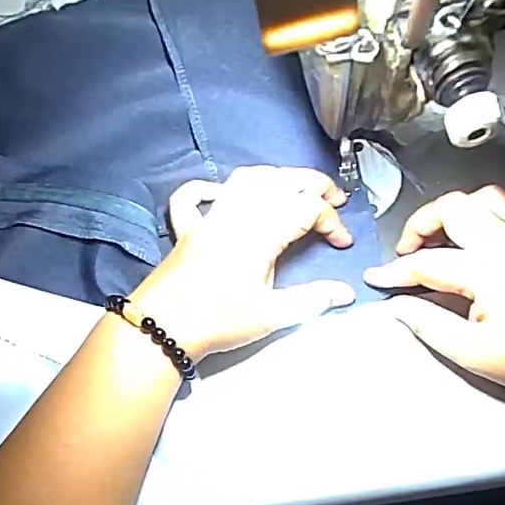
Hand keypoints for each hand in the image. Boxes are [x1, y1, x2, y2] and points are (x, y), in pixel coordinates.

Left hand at [128, 166, 356, 356]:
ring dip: (273, 177)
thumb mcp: (271, 315)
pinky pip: (193, 197)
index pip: (305, 208)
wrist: (161, 327)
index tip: (341, 242)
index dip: (331, 220)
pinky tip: (221, 192)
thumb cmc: (216, 322)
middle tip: (334, 197)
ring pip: (244, 179)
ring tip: (294, 187)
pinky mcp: (187, 231)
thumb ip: (311, 300)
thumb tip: (344, 293)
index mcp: (259, 234)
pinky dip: (210, 188)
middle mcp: (235, 216)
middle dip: (312, 183)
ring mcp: (209, 220)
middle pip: (279, 182)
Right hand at [363, 185, 504, 415]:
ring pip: (483, 199)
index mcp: (491, 268)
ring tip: (438, 242)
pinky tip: (471, 247)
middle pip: (454, 208)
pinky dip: (478, 218)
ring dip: (453, 214)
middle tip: (406, 254)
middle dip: (421, 225)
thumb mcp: (474, 353)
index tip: (377, 278)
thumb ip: (430, 325)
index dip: (396, 271)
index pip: (429, 261)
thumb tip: (400, 307)